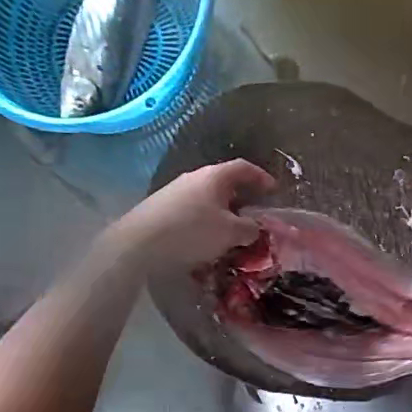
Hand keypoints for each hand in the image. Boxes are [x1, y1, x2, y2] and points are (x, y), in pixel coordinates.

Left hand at [111, 159, 276, 272]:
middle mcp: (193, 178)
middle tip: (252, 216)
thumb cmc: (191, 231)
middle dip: (240, 199)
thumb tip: (254, 228)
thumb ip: (249, 229)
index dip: (261, 177)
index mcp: (214, 176)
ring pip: (205, 200)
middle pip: (223, 184)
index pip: (243, 168)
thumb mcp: (230, 233)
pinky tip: (203, 243)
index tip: (273, 190)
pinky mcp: (160, 209)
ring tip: (228, 234)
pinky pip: (190, 213)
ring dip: (220, 214)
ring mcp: (174, 192)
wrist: (139, 242)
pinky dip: (202, 224)